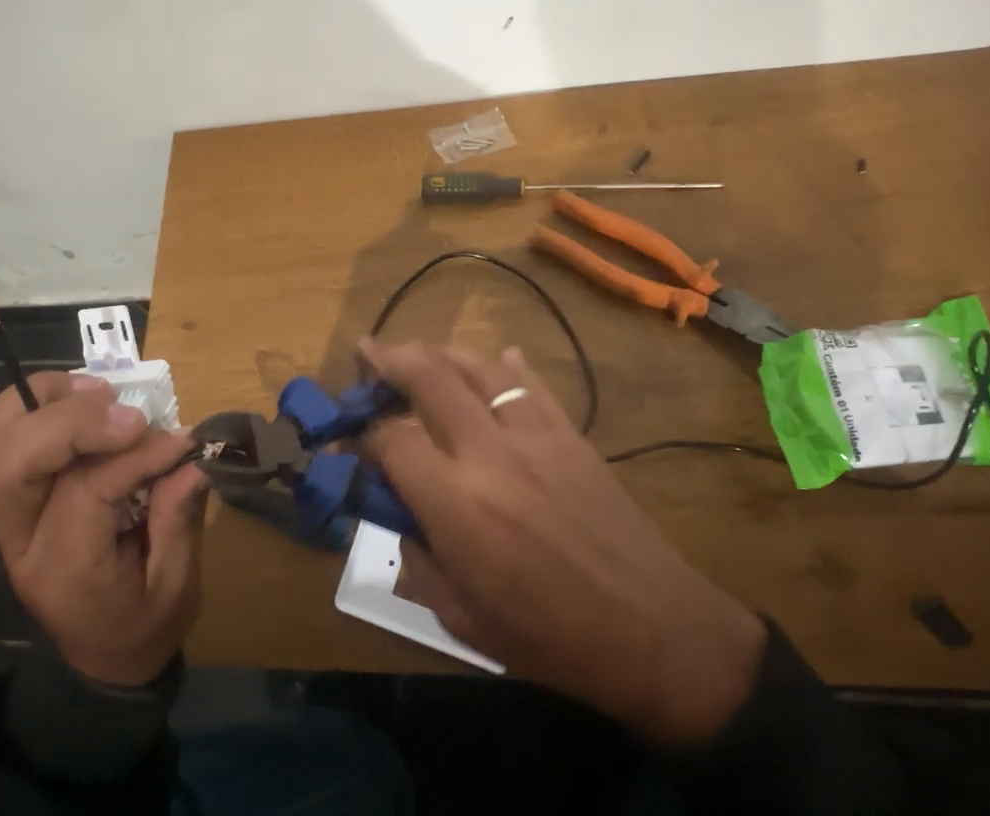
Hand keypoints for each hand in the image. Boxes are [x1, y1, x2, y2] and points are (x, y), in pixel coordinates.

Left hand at [0, 372, 210, 686]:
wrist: (103, 659)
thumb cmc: (145, 626)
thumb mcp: (177, 585)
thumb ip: (178, 518)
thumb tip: (193, 455)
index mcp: (65, 571)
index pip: (83, 492)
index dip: (135, 456)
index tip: (181, 442)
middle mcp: (21, 542)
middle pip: (6, 464)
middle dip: (68, 422)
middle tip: (131, 416)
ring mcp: (6, 519)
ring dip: (41, 402)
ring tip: (101, 393)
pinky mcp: (11, 499)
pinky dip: (35, 405)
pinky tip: (84, 400)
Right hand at [359, 340, 766, 745]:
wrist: (649, 626)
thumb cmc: (547, 637)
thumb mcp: (459, 616)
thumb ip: (418, 557)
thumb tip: (400, 513)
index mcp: (455, 503)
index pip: (389, 440)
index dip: (356, 434)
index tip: (340, 438)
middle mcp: (490, 453)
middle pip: (429, 378)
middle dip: (389, 360)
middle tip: (366, 353)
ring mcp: (536, 436)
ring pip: (479, 368)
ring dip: (441, 353)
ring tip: (419, 352)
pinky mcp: (572, 435)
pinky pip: (532, 385)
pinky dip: (506, 367)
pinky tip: (497, 358)